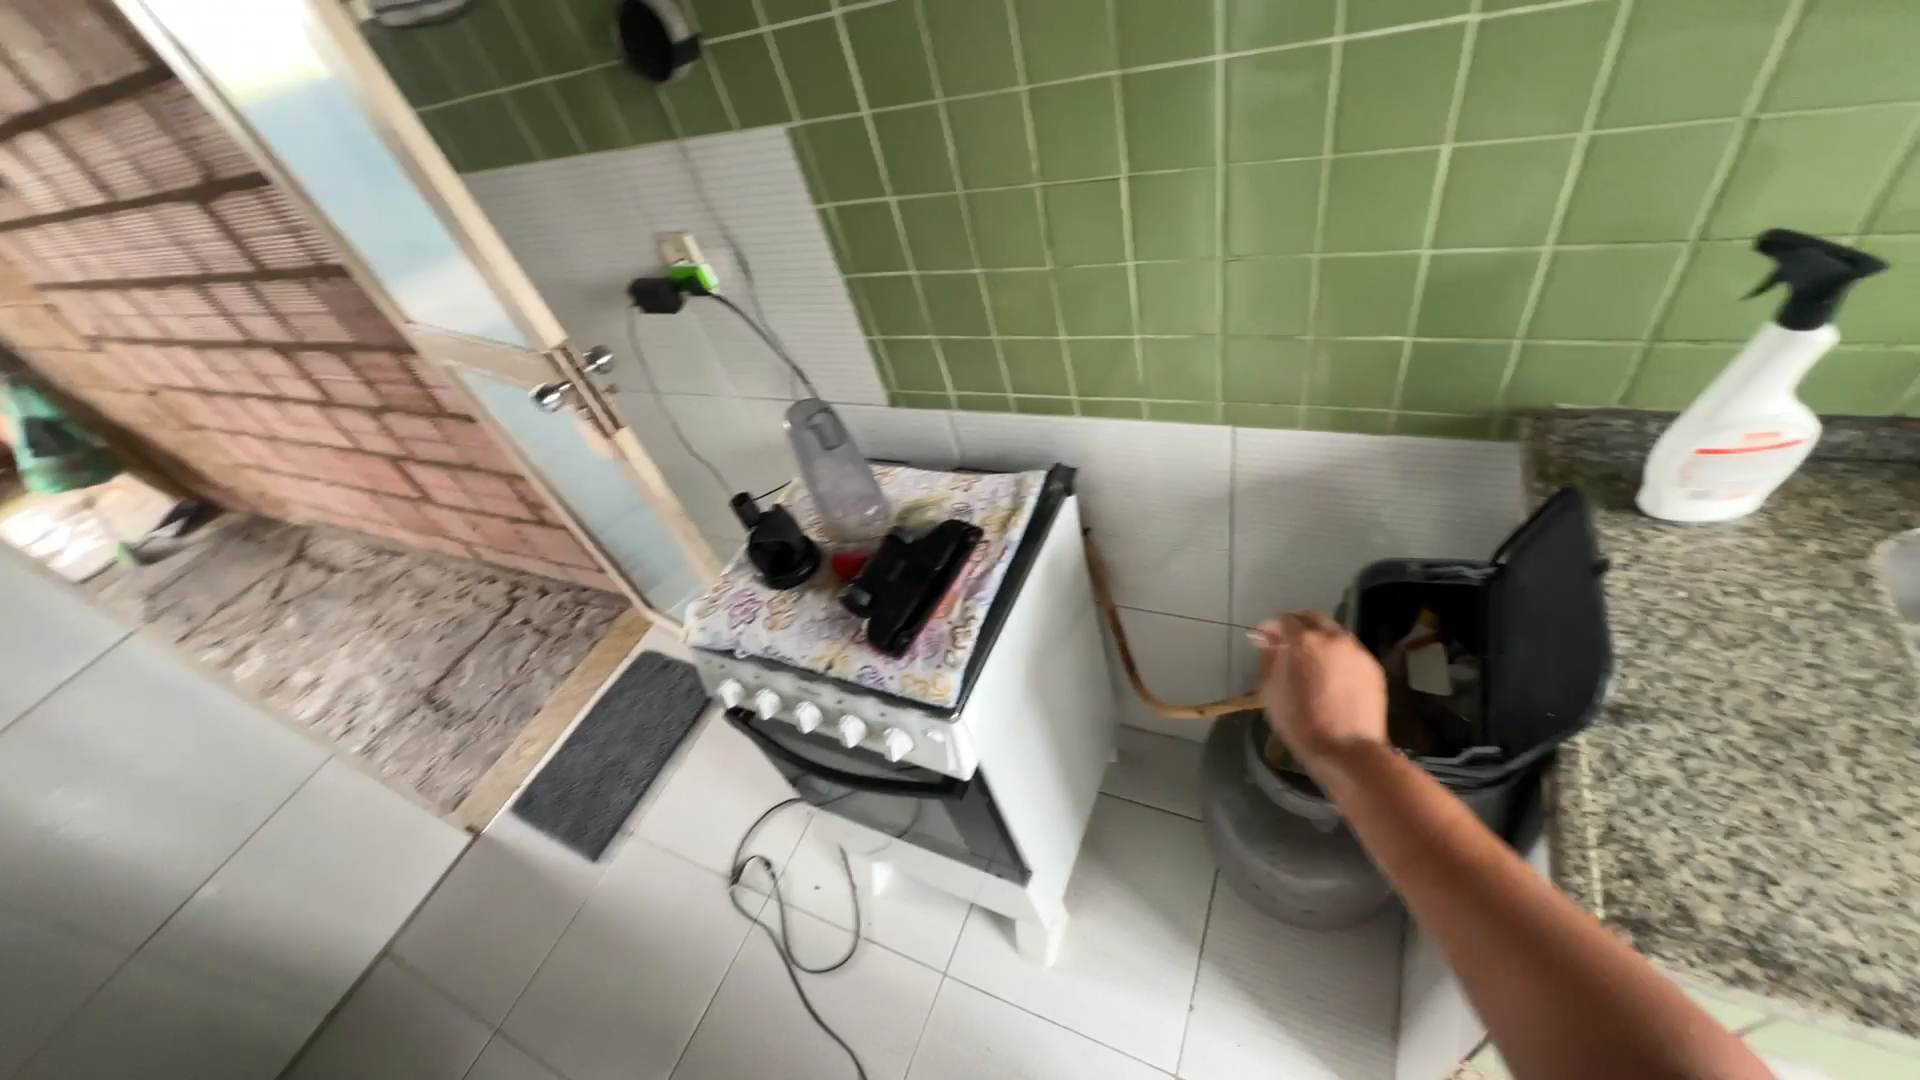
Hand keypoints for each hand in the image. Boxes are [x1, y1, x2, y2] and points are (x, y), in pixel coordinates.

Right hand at [1249, 612, 1389, 777]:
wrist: (1347, 750)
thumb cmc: (1300, 722)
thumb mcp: (1270, 690)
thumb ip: (1268, 658)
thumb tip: (1267, 641)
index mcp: (1305, 641)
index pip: (1283, 620)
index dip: (1269, 627)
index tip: (1260, 639)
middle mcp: (1334, 638)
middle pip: (1311, 618)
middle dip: (1295, 625)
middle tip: (1283, 643)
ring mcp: (1357, 651)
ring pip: (1333, 632)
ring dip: (1317, 638)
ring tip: (1308, 659)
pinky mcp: (1373, 666)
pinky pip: (1349, 651)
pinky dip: (1335, 654)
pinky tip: (1329, 674)